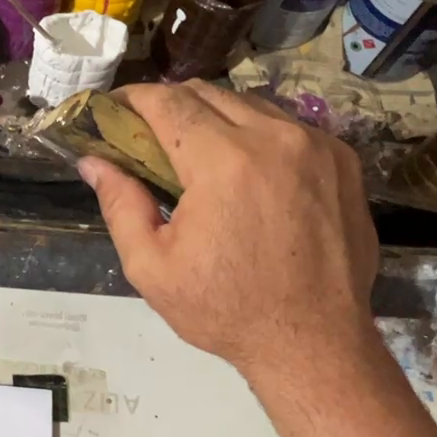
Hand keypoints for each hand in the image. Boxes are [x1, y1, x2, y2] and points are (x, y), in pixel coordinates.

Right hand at [77, 81, 379, 380]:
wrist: (314, 342)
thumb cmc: (224, 309)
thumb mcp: (151, 266)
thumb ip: (120, 205)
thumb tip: (93, 162)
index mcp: (223, 162)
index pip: (168, 102)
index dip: (133, 99)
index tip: (112, 108)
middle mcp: (274, 138)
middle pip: (207, 93)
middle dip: (169, 104)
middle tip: (145, 134)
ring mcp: (316, 145)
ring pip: (249, 104)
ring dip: (213, 116)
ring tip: (192, 151)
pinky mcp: (342, 161)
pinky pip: (287, 126)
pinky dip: (255, 133)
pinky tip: (243, 169)